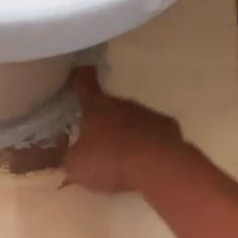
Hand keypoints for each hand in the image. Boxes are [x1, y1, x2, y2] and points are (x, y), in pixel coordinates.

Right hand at [64, 67, 185, 194]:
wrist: (155, 165)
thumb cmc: (108, 160)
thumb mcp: (76, 164)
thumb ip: (70, 155)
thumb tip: (69, 153)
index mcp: (96, 107)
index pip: (85, 83)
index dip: (80, 77)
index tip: (80, 71)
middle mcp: (122, 104)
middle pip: (110, 106)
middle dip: (104, 120)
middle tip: (98, 140)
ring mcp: (147, 114)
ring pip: (132, 120)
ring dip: (126, 134)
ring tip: (122, 157)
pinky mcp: (167, 127)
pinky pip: (153, 134)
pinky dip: (148, 144)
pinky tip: (146, 160)